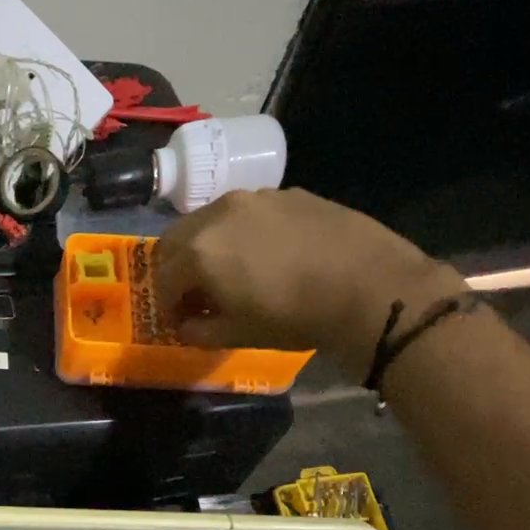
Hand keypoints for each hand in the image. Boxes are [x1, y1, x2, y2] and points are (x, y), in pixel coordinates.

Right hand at [154, 188, 468, 376]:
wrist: (367, 284)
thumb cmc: (292, 316)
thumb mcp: (237, 335)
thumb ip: (199, 330)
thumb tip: (185, 324)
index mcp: (199, 252)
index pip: (162, 279)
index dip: (166, 306)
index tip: (179, 322)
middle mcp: (218, 215)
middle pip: (176, 240)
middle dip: (176, 269)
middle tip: (193, 295)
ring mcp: (255, 198)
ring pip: (210, 221)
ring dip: (206, 247)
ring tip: (228, 273)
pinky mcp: (287, 194)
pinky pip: (246, 213)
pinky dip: (239, 234)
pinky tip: (264, 256)